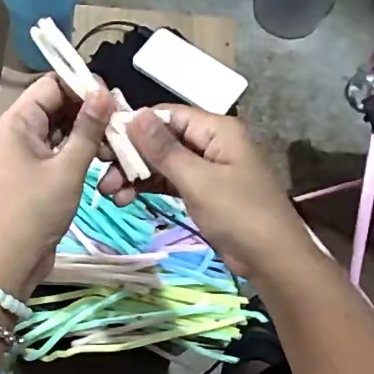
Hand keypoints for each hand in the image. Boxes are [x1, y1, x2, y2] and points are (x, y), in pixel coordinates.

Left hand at [0, 74, 112, 294]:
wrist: (11, 260)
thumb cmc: (35, 211)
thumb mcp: (67, 169)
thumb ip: (87, 129)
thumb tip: (104, 92)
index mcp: (16, 122)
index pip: (52, 85)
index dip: (82, 86)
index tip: (113, 100)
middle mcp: (17, 132)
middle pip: (57, 105)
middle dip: (88, 112)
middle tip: (120, 125)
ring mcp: (24, 154)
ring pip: (60, 130)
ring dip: (86, 134)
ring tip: (114, 146)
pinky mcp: (33, 173)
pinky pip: (58, 151)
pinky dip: (78, 152)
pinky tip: (102, 159)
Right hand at [99, 104, 320, 280]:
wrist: (273, 259)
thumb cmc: (240, 215)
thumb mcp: (199, 181)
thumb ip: (165, 149)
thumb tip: (134, 115)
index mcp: (217, 130)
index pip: (167, 116)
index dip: (134, 126)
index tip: (103, 144)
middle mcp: (211, 143)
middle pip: (162, 140)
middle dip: (131, 156)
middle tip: (101, 176)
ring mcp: (208, 169)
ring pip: (163, 163)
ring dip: (136, 175)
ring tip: (108, 193)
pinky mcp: (204, 193)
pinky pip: (171, 182)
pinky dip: (150, 189)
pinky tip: (125, 199)